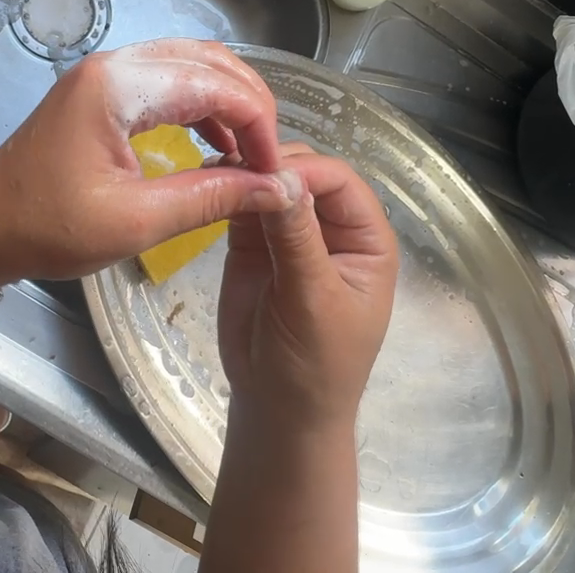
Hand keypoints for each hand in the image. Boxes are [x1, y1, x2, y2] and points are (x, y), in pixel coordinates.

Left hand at [0, 39, 297, 282]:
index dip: (257, 123)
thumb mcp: (136, 221)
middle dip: (250, 102)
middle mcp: (114, 63)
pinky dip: (199, 103)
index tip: (271, 171)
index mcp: (119, 86)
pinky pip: (166, 80)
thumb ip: (211, 197)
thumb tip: (274, 189)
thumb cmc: (49, 227)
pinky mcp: (101, 89)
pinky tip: (215, 139)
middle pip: (207, 60)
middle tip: (268, 155)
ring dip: (227, 98)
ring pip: (189, 63)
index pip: (215, 84)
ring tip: (250, 148)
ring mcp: (105, 72)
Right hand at [218, 147, 398, 426]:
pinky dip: (228, 191)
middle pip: (304, 172)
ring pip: (270, 182)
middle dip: (271, 165)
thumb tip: (281, 176)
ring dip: (246, 173)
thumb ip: (297, 239)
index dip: (304, 169)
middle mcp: (331, 226)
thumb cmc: (314, 364)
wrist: (277, 410)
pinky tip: (209, 184)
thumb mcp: (311, 301)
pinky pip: (243, 203)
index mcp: (365, 238)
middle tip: (231, 164)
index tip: (262, 170)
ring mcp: (290, 231)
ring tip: (214, 169)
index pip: (338, 181)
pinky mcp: (254, 240)